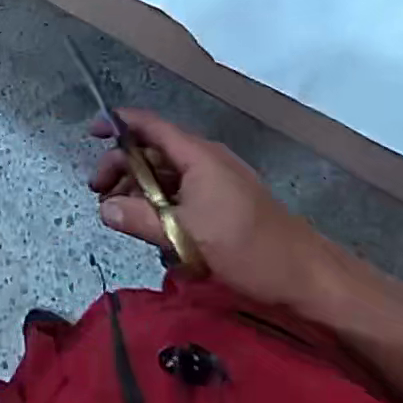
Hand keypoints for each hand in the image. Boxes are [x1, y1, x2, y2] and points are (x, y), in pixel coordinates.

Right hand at [90, 108, 345, 308]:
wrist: (311, 279)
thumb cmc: (248, 248)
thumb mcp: (186, 236)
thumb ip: (139, 219)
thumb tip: (103, 209)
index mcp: (196, 155)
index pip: (149, 125)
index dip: (117, 124)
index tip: (91, 133)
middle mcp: (205, 158)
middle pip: (152, 151)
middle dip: (122, 168)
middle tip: (100, 194)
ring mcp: (217, 179)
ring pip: (166, 173)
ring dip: (140, 189)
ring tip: (122, 214)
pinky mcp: (224, 200)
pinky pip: (182, 190)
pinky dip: (161, 201)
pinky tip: (152, 226)